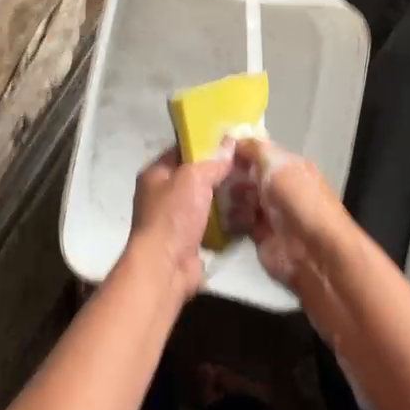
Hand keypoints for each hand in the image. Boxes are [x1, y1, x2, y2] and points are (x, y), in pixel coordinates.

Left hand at [126, 146, 233, 303]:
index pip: (182, 150)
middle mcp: (162, 195)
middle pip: (197, 177)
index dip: (205, 144)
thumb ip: (212, 162)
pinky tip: (247, 214)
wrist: (166, 266)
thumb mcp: (193, 178)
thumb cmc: (173, 215)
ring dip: (227, 198)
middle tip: (248, 168)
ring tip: (253, 190)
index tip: (232, 142)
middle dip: (221, 174)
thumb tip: (229, 145)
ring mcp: (175, 219)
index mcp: (155, 174)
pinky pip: (212, 224)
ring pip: (206, 201)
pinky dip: (227, 221)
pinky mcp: (189, 240)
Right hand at [229, 138, 344, 285]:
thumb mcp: (278, 165)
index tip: (216, 150)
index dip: (238, 150)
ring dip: (228, 197)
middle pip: (247, 175)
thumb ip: (254, 150)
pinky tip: (222, 217)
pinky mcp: (259, 235)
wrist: (314, 252)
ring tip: (217, 199)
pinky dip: (230, 219)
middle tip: (211, 177)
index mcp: (288, 167)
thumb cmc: (299, 201)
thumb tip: (233, 138)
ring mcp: (269, 212)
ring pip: (240, 198)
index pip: (259, 153)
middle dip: (230, 175)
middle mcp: (279, 187)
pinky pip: (238, 221)